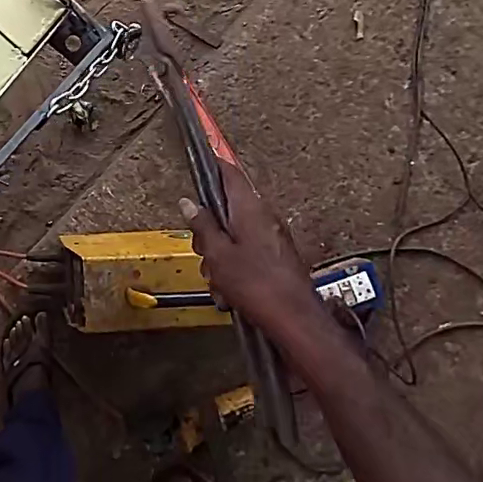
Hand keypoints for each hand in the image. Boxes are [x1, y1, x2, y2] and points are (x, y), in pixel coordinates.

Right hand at [182, 159, 323, 335]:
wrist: (293, 319)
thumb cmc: (258, 286)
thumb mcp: (218, 254)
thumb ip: (202, 227)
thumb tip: (189, 204)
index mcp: (250, 208)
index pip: (229, 173)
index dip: (212, 166)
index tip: (200, 162)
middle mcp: (264, 216)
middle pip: (227, 210)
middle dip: (209, 232)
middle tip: (204, 252)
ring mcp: (272, 236)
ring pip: (234, 236)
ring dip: (220, 257)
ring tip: (219, 281)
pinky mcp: (275, 256)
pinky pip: (246, 254)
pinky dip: (234, 269)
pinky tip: (231, 293)